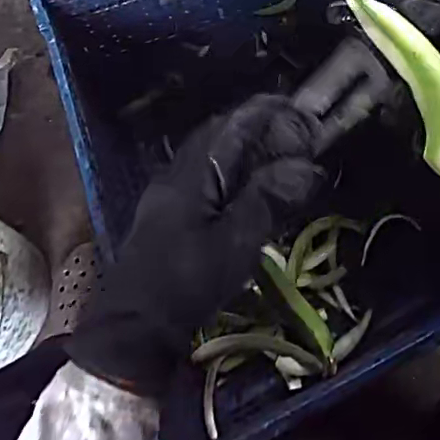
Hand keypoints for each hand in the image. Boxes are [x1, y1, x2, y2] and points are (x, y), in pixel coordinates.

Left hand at [66, 95, 326, 392]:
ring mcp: (167, 193)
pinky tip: (249, 182)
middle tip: (293, 131)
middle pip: (218, 133)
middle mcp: (175, 174)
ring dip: (244, 146)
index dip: (267, 113)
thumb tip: (305, 166)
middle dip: (257, 125)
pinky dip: (231, 167)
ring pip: (209, 153)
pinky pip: (203, 173)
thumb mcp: (237, 240)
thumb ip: (269, 197)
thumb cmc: (188, 282)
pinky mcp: (167, 213)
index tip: (299, 110)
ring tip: (278, 152)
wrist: (134, 329)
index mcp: (191, 174)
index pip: (233, 126)